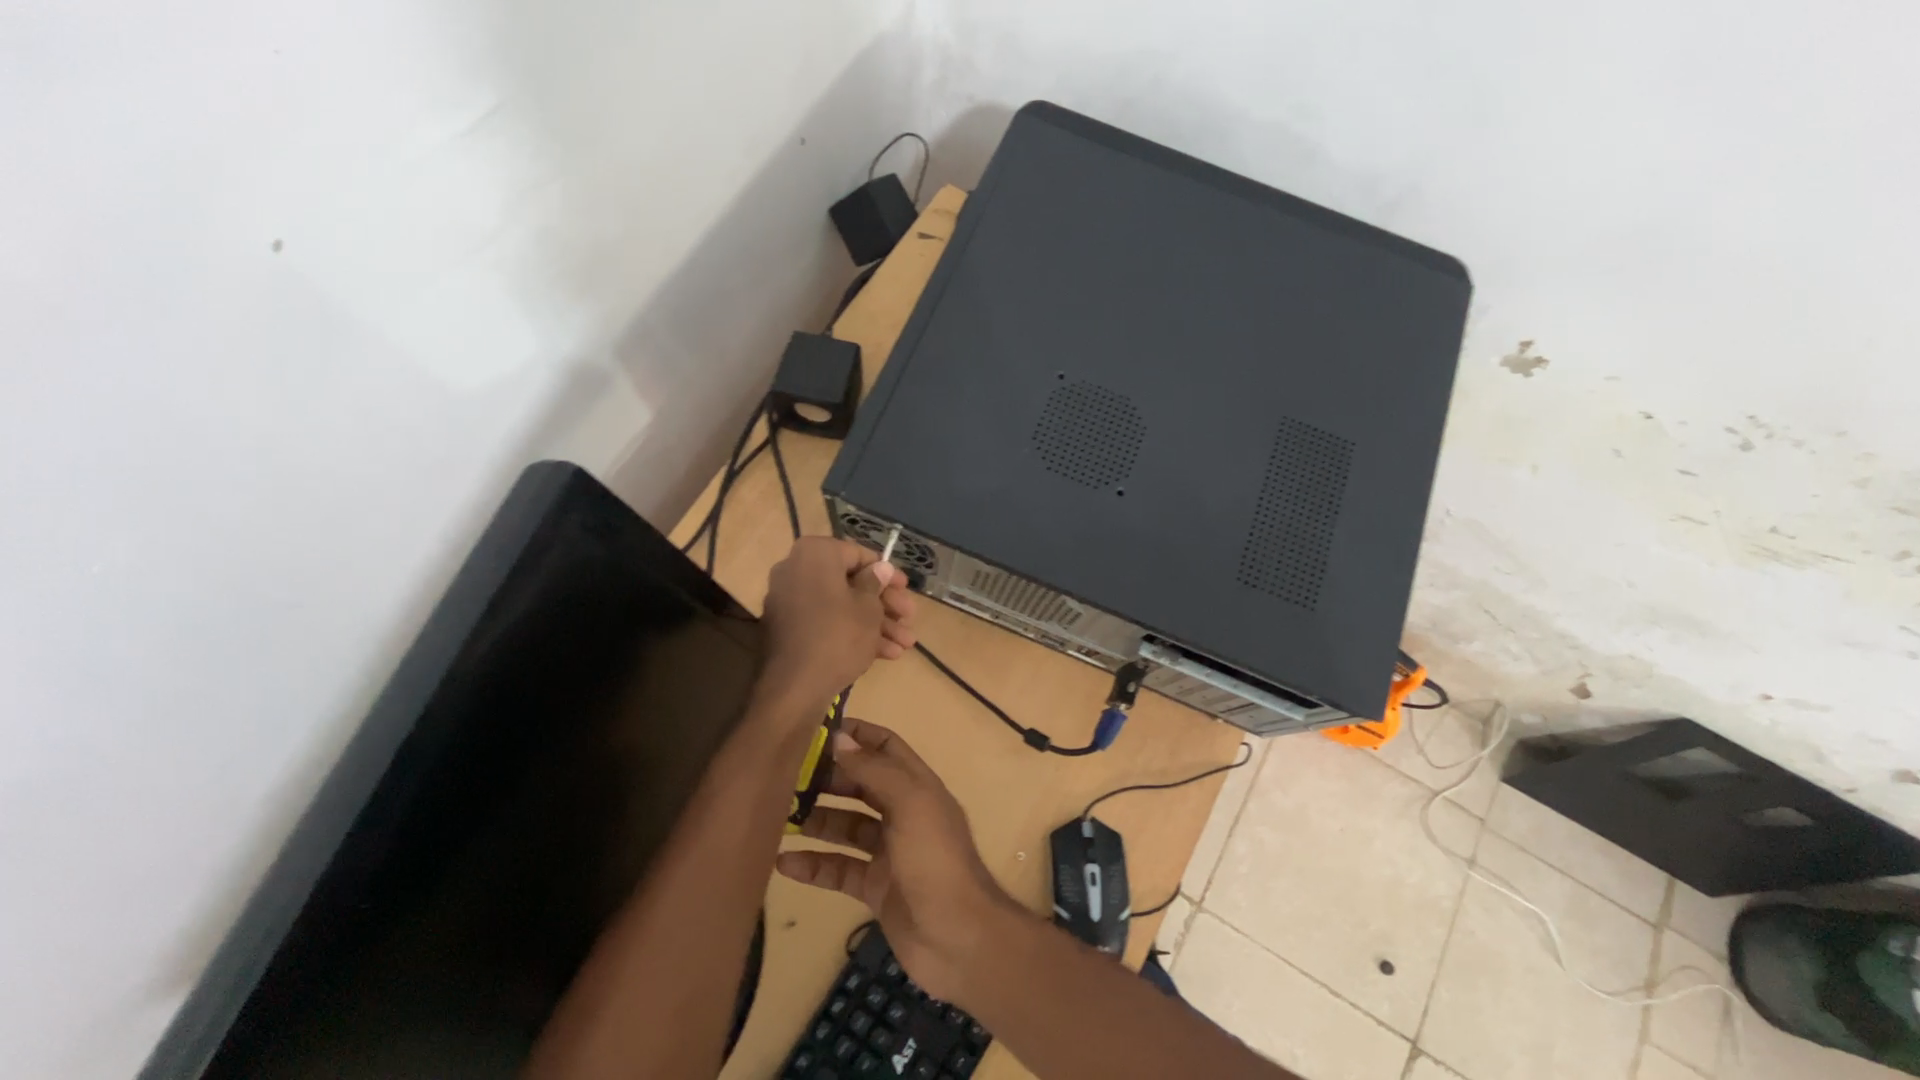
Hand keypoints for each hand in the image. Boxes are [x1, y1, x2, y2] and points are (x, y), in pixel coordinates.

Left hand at [759, 538, 915, 710]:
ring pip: (840, 606)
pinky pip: (825, 621)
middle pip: (850, 582)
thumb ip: (875, 583)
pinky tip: (885, 654)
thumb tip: (880, 568)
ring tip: (905, 644)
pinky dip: (851, 632)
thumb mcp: (868, 608)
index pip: (858, 554)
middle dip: (884, 604)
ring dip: (875, 623)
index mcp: (815, 554)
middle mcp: (796, 570)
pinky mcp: (788, 628)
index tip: (906, 588)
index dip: (887, 573)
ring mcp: (789, 601)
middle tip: (909, 618)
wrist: (795, 686)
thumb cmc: (839, 636)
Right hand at [776, 719, 1016, 1001]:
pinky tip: (783, 864)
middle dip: (826, 780)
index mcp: (918, 788)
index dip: (855, 735)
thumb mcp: (910, 805)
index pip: (885, 747)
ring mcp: (889, 853)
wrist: (960, 940)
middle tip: (782, 778)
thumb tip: (838, 738)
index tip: (812, 732)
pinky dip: (814, 865)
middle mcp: (904, 815)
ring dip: (815, 821)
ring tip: (775, 817)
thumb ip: (874, 770)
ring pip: (846, 828)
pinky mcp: (876, 888)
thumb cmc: (936, 862)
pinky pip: (839, 869)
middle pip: (860, 786)